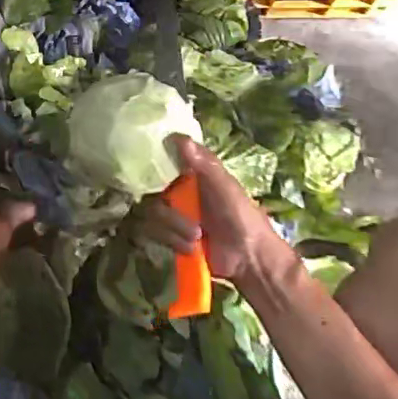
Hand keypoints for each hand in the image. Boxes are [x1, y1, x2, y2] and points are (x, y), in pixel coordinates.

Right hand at [138, 136, 295, 284]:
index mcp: (189, 174)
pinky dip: (172, 241)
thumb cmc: (242, 217)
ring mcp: (169, 213)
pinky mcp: (166, 235)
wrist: (248, 260)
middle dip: (169, 212)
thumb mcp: (226, 188)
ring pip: (149, 213)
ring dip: (173, 228)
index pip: (160, 160)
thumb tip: (179, 137)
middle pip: (149, 191)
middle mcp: (174, 190)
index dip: (153, 165)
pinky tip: (191, 248)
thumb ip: (204, 164)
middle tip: (192, 224)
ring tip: (196, 238)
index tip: (159, 176)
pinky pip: (151, 232)